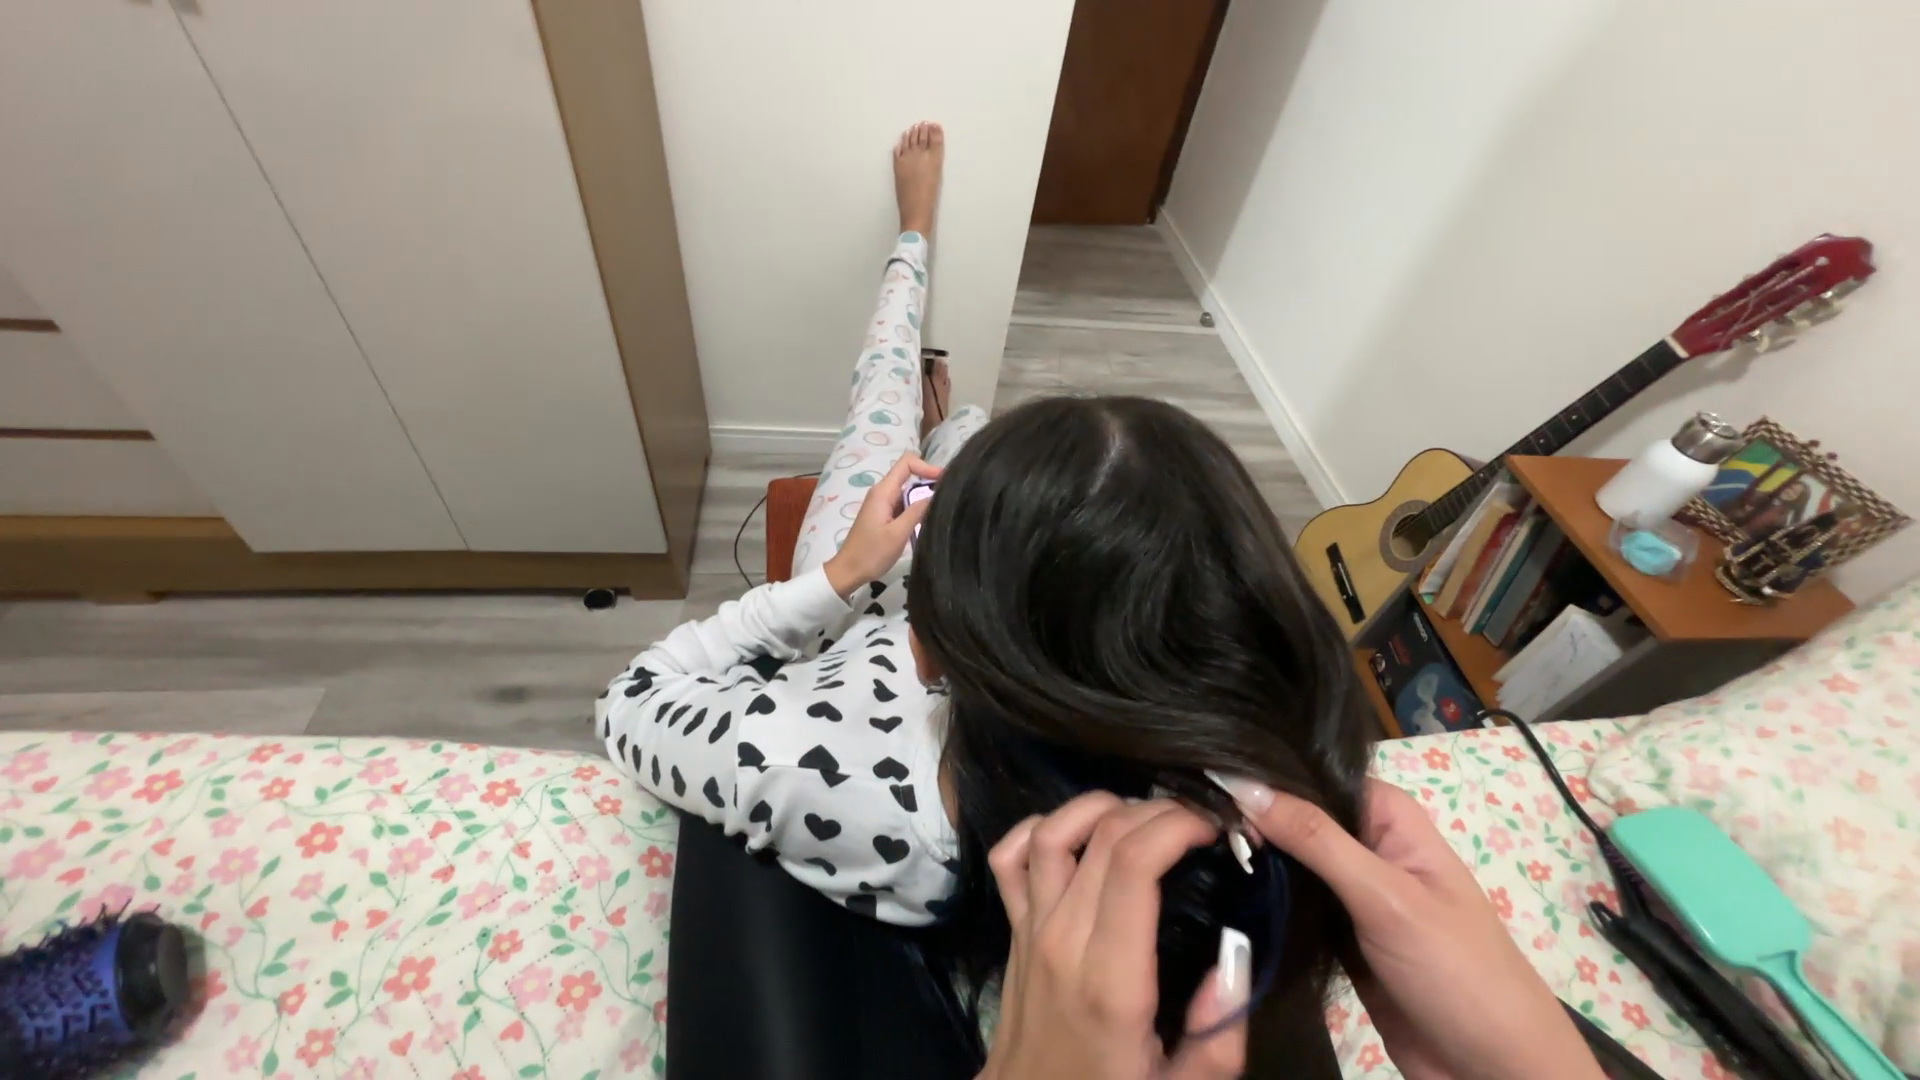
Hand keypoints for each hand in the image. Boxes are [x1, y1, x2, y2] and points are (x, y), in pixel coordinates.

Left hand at [822, 454, 941, 599]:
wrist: (849, 571)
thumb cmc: (871, 553)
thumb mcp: (898, 533)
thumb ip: (917, 511)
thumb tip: (936, 494)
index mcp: (883, 492)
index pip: (907, 462)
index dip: (927, 466)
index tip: (945, 480)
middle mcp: (882, 492)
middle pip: (909, 474)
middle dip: (929, 481)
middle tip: (948, 497)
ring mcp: (883, 503)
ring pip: (908, 490)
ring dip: (924, 496)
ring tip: (942, 509)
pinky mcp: (885, 515)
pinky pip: (904, 503)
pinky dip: (917, 507)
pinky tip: (928, 520)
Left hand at [980, 794, 1248, 1079]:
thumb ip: (1220, 1034)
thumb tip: (1236, 954)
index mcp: (1111, 978)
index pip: (1134, 864)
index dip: (1176, 827)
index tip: (1214, 827)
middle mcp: (1064, 937)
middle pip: (1103, 836)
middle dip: (1156, 810)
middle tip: (1195, 818)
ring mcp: (1031, 925)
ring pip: (1051, 832)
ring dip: (1097, 806)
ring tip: (1141, 814)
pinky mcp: (1012, 925)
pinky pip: (1009, 857)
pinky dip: (1037, 828)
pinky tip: (1073, 833)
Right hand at [1215, 777, 1602, 1079]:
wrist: (1494, 1078)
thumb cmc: (1457, 973)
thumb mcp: (1384, 897)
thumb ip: (1314, 839)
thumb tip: (1240, 782)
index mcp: (1386, 814)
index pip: (1310, 774)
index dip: (1260, 773)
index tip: (1201, 773)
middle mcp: (1363, 841)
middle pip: (1292, 813)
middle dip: (1244, 814)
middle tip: (1183, 812)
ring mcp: (1346, 888)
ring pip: (1283, 856)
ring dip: (1245, 854)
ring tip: (1184, 838)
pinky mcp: (1330, 928)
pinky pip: (1285, 898)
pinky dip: (1256, 892)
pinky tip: (1210, 878)